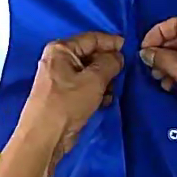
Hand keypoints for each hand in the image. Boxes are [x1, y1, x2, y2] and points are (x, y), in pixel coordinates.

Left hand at [19, 32, 123, 156]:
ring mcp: (61, 79)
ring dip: (105, 81)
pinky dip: (97, 92)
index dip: (112, 43)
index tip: (130, 49)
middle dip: (109, 64)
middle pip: (92, 55)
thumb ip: (110, 62)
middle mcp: (59, 60)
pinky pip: (86, 86)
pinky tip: (104, 102)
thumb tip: (118, 56)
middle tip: (123, 74)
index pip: (92, 38)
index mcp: (61, 49)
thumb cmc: (67, 104)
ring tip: (112, 92)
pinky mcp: (65, 95)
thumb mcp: (94, 79)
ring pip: (91, 72)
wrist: (45, 138)